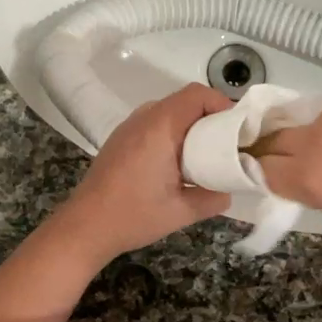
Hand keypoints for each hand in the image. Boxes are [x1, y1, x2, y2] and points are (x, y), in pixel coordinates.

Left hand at [50, 83, 233, 262]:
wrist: (84, 226)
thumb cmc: (133, 216)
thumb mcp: (181, 212)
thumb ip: (212, 199)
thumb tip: (229, 191)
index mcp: (160, 128)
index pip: (197, 95)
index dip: (222, 104)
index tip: (237, 129)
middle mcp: (143, 118)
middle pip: (185, 101)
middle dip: (211, 118)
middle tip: (228, 145)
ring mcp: (129, 127)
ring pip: (169, 112)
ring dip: (191, 127)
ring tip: (206, 155)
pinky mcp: (121, 139)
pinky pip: (154, 124)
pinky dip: (172, 134)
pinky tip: (178, 163)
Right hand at [258, 83, 321, 243]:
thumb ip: (311, 191)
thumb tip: (292, 176)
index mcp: (312, 176)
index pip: (263, 167)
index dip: (261, 170)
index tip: (264, 169)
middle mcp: (320, 136)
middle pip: (276, 137)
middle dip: (277, 148)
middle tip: (292, 157)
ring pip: (313, 119)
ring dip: (320, 132)